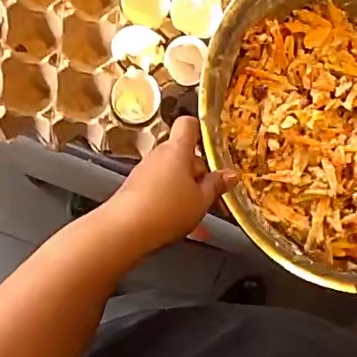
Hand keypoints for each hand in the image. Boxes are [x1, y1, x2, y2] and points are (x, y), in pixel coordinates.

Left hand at [95, 117, 235, 256]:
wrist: (126, 230)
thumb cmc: (165, 211)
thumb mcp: (202, 200)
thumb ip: (217, 185)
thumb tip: (230, 175)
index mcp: (177, 151)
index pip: (188, 125)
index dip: (202, 132)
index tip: (213, 146)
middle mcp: (159, 156)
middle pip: (184, 155)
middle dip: (199, 173)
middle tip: (212, 194)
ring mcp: (145, 172)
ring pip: (173, 175)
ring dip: (187, 190)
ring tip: (197, 213)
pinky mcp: (136, 189)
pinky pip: (161, 190)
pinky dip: (173, 202)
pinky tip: (182, 224)